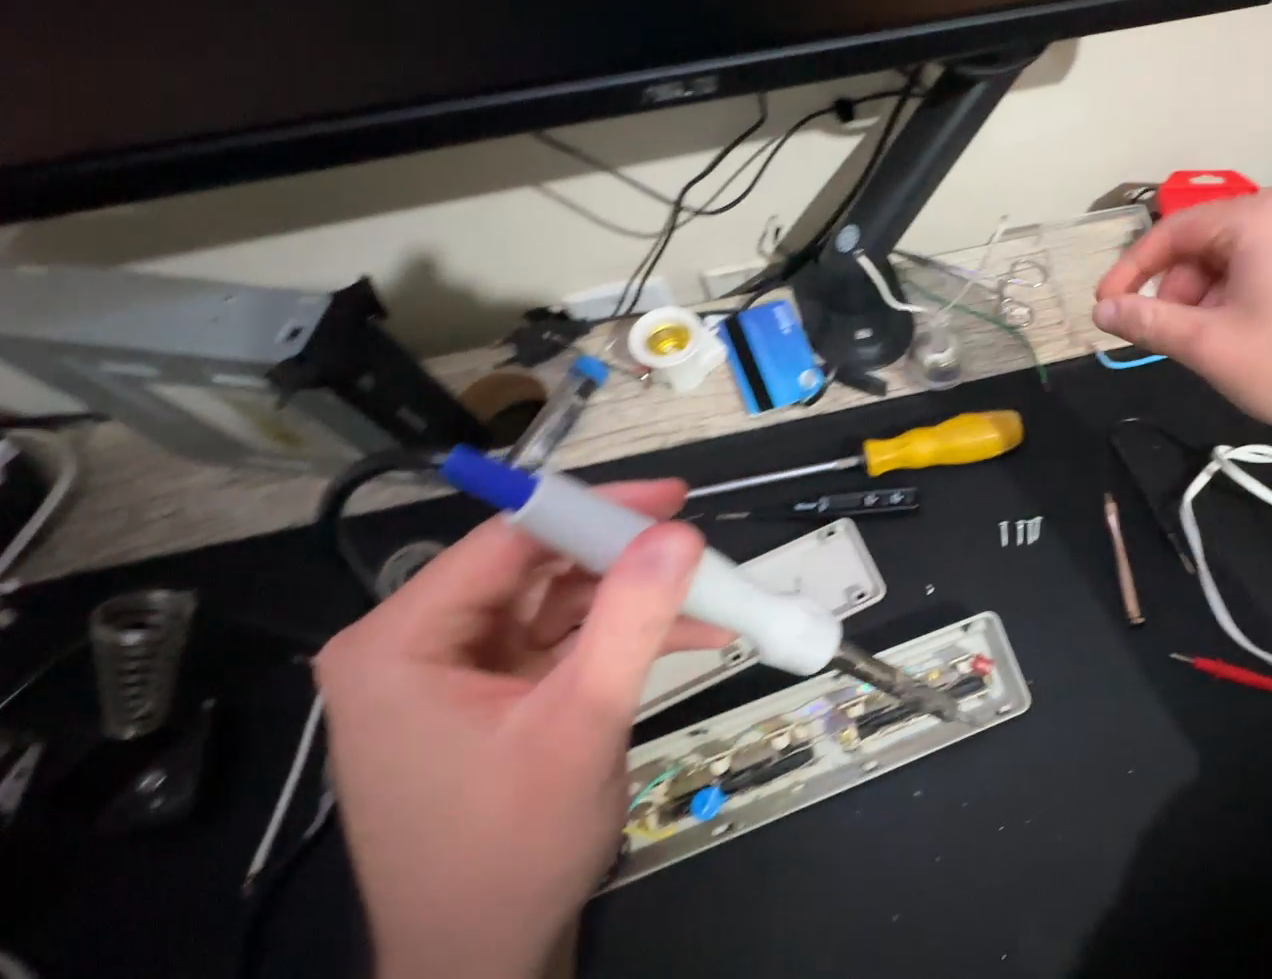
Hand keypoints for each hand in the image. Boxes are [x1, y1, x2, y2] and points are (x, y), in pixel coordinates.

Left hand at [315, 482, 728, 978]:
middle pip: (534, 572)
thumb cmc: (512, 847)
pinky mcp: (491, 702)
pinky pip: (561, 649)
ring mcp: (453, 677)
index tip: (673, 497)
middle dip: (624, 564)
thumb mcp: (580, 724)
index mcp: (400, 641)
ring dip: (634, 605)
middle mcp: (415, 647)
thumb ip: (630, 621)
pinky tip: (690, 638)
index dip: (594, 511)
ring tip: (713, 598)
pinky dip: (620, 643)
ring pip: (556, 609)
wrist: (482, 961)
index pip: (506, 541)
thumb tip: (678, 532)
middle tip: (698, 551)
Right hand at [1093, 187, 1271, 450]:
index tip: (1105, 307)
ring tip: (1213, 344)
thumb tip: (1101, 311)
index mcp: (1263, 216)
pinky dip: (1241, 295)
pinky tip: (1244, 335)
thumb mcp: (1209, 346)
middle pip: (1206, 242)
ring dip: (1209, 297)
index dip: (1131, 270)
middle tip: (1172, 338)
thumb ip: (1147, 322)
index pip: (1173, 231)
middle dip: (1179, 290)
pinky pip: (1268, 264)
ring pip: (1236, 257)